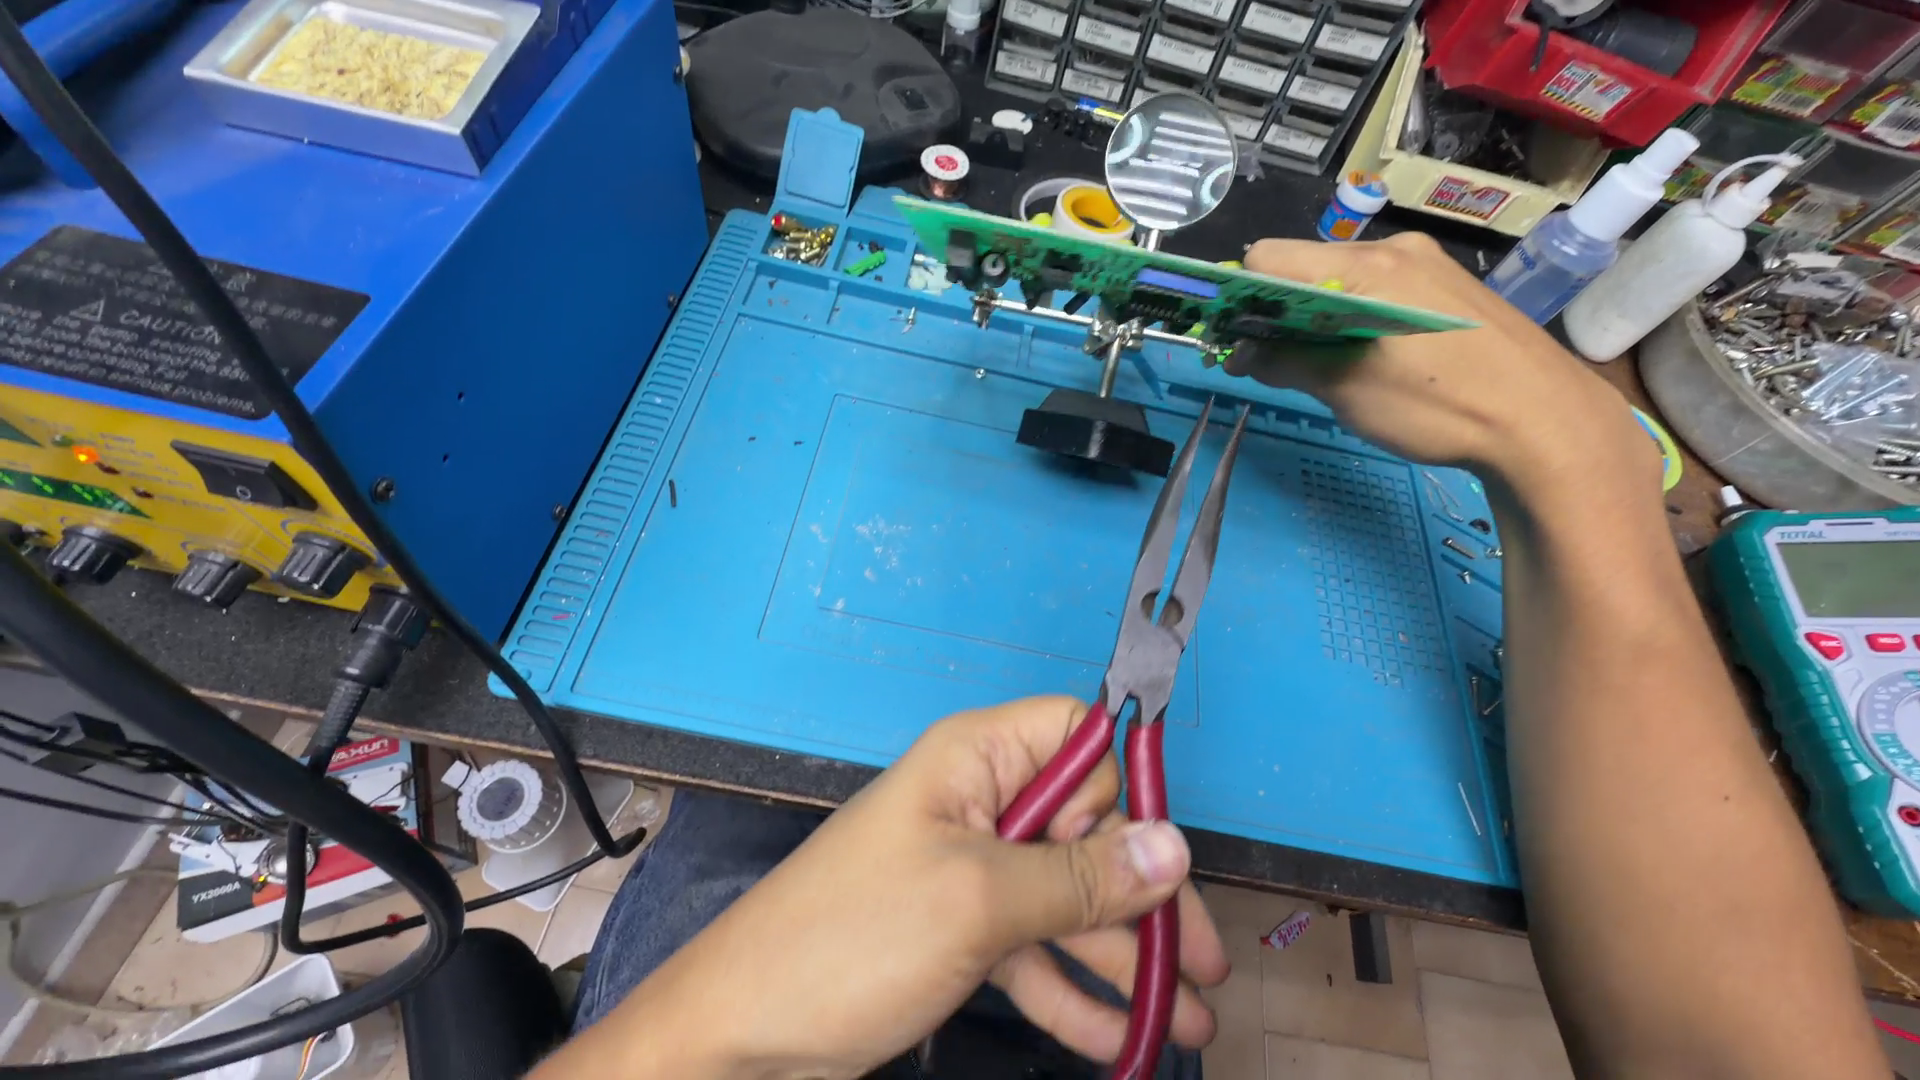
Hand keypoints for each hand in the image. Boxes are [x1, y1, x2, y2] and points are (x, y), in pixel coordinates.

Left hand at [558, 697, 1227, 1078]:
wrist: (742, 1036)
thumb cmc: (857, 939)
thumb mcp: (979, 901)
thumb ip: (1080, 876)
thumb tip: (1176, 846)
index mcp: (975, 760)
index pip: (1074, 735)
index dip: (1123, 783)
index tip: (1167, 851)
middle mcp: (978, 803)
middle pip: (1084, 828)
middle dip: (1144, 896)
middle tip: (1204, 964)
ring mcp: (968, 871)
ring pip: (1065, 897)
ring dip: (1122, 956)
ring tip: (1190, 1020)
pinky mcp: (957, 932)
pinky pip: (1032, 949)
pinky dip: (1072, 992)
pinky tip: (1120, 1041)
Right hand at [1231, 234, 1660, 498]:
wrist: (1547, 423)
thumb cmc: (1439, 406)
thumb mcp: (1347, 391)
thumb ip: (1285, 363)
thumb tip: (1239, 354)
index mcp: (1365, 267)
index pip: (1269, 258)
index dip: (1243, 296)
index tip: (1238, 339)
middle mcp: (1394, 250)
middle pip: (1305, 266)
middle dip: (1280, 311)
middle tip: (1281, 362)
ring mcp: (1427, 264)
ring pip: (1341, 279)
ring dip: (1319, 316)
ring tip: (1333, 366)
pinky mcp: (1448, 285)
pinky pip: (1378, 288)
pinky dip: (1355, 317)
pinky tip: (1375, 357)